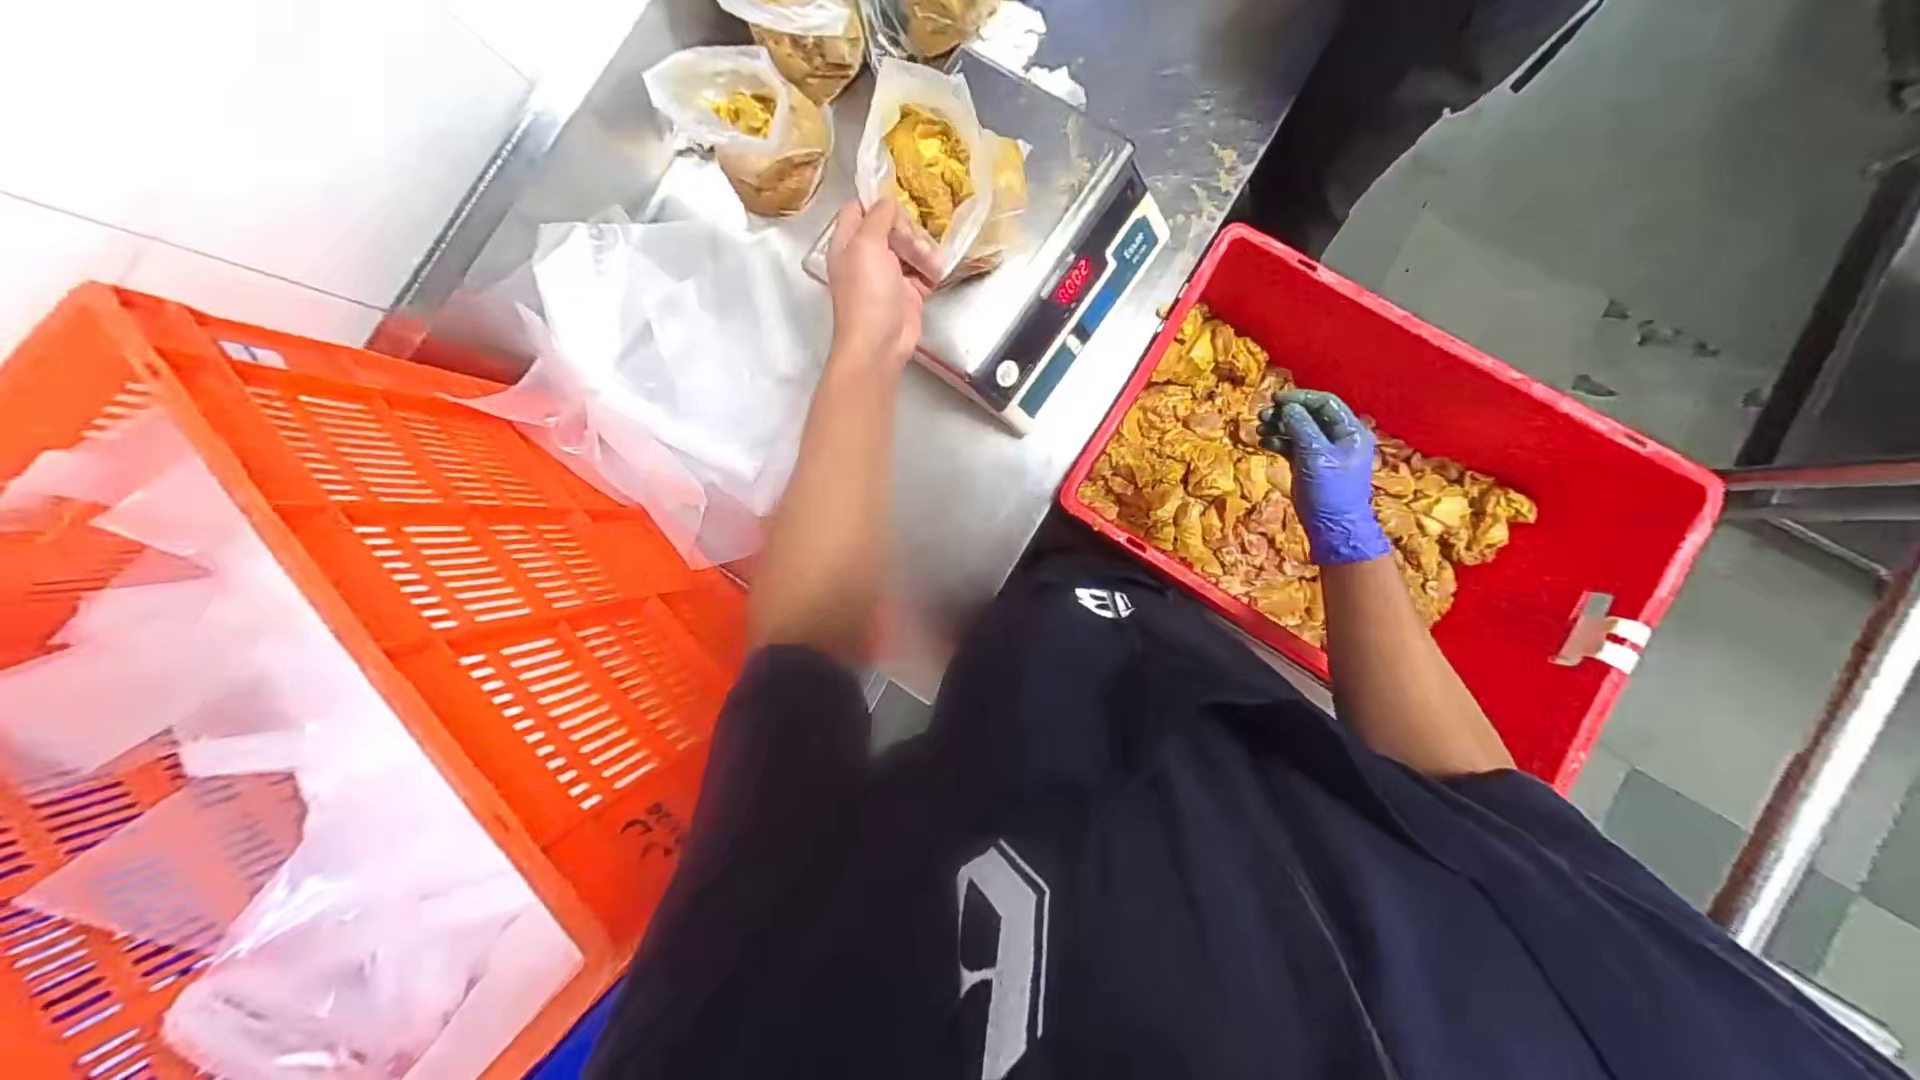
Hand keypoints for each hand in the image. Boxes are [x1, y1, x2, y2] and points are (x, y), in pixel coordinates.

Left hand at [826, 198, 930, 371]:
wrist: (880, 344)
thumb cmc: (867, 295)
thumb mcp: (866, 245)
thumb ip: (878, 217)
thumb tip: (888, 203)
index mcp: (848, 242)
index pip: (860, 209)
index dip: (878, 204)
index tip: (897, 208)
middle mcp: (866, 256)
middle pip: (891, 226)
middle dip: (909, 231)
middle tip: (915, 245)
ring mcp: (888, 275)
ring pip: (911, 247)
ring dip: (925, 250)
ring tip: (931, 265)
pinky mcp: (908, 292)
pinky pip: (924, 271)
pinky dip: (932, 269)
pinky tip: (936, 273)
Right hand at [1257, 389, 1391, 565]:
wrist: (1332, 526)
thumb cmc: (1329, 490)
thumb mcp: (1315, 455)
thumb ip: (1301, 427)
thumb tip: (1288, 407)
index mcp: (1349, 431)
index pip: (1324, 403)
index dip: (1299, 398)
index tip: (1275, 400)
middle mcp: (1338, 438)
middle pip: (1310, 415)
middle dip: (1286, 413)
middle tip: (1263, 415)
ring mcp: (1323, 452)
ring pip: (1299, 430)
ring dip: (1279, 426)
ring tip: (1260, 429)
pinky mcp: (1309, 465)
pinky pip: (1292, 446)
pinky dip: (1278, 442)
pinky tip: (1263, 442)